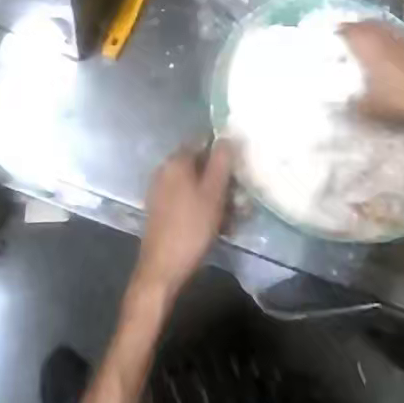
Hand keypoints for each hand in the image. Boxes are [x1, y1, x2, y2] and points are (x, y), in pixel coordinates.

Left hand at [134, 141, 235, 299]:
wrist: (162, 267)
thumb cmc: (191, 228)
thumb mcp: (213, 193)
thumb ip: (221, 162)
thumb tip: (226, 136)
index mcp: (176, 161)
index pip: (203, 141)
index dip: (224, 150)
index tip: (241, 166)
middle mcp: (166, 170)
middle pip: (201, 165)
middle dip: (223, 179)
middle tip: (241, 198)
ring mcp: (162, 190)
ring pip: (197, 185)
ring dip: (217, 196)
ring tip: (235, 217)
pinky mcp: (162, 209)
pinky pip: (188, 199)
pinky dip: (205, 207)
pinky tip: (220, 226)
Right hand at [339, 22, 403, 126]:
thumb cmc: (401, 102)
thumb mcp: (367, 109)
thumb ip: (348, 102)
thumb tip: (335, 101)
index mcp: (368, 45)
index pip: (346, 30)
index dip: (334, 33)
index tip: (326, 41)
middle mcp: (384, 36)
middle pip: (364, 24)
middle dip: (352, 30)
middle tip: (342, 42)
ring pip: (381, 29)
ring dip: (370, 34)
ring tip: (361, 47)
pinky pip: (394, 38)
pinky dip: (386, 42)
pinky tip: (385, 57)